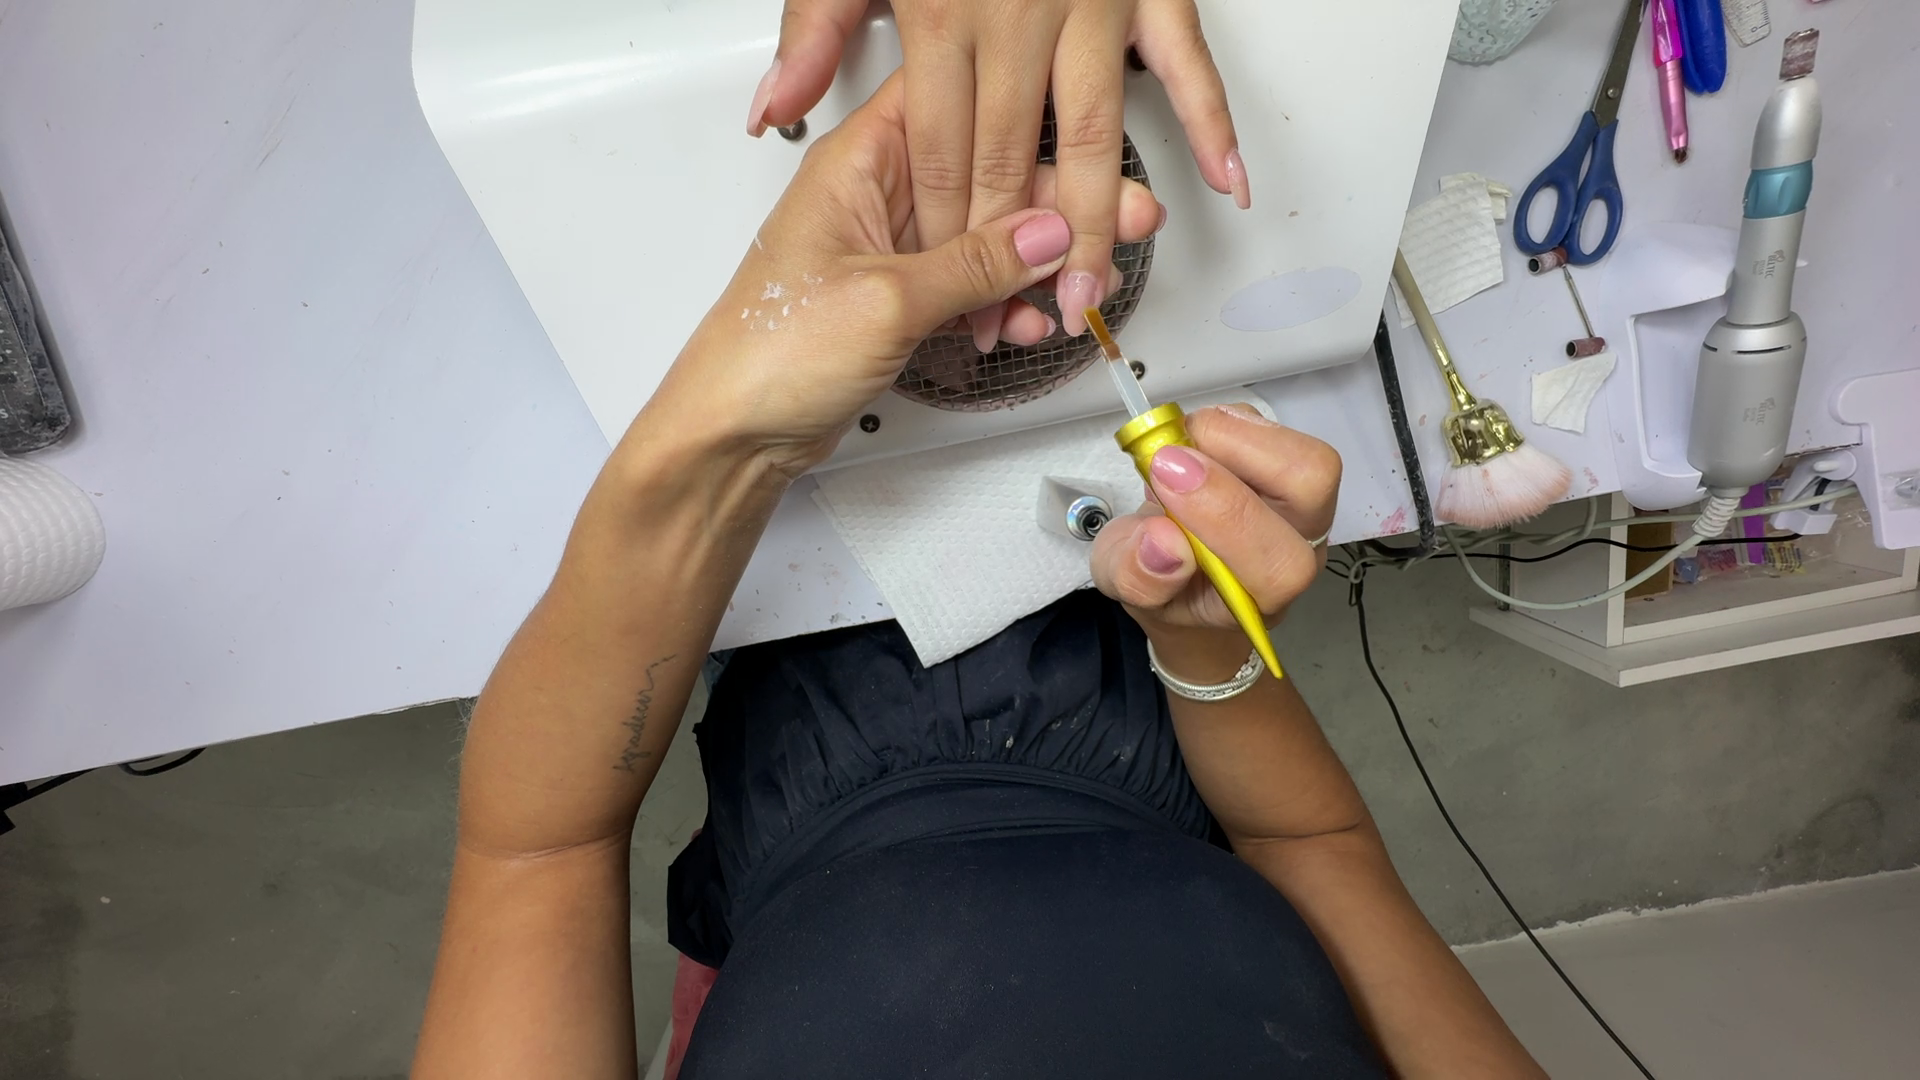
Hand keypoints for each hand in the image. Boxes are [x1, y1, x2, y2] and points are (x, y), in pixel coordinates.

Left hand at [748, 0, 1244, 344]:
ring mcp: (889, 257)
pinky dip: (1000, 308)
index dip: (1026, 123)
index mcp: (860, 165)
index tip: (1087, 145)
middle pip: (984, 181)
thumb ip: (975, 262)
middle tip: (1122, 220)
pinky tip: (1028, 323)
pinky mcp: (898, 306)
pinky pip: (966, 292)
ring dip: (1034, 269)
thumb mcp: (888, 299)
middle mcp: (875, 201)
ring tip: (1084, 287)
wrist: (738, 432)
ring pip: (982, 244)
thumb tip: (1046, 231)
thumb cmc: (770, 354)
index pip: (956, 109)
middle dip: (1053, 209)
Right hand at [1091, 406, 1340, 671]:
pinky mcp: (1285, 466)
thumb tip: (1162, 540)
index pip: (1279, 565)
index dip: (1228, 514)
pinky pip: (1272, 431)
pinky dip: (1223, 425)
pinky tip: (1187, 445)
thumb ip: (1138, 576)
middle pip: (1312, 485)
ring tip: (1173, 450)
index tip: (1164, 475)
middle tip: (1170, 451)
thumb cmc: (1157, 580)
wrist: (1175, 569)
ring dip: (1229, 435)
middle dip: (1239, 453)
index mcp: (1261, 594)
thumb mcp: (1125, 587)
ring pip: (1299, 453)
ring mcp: (1300, 504)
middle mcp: (1296, 547)